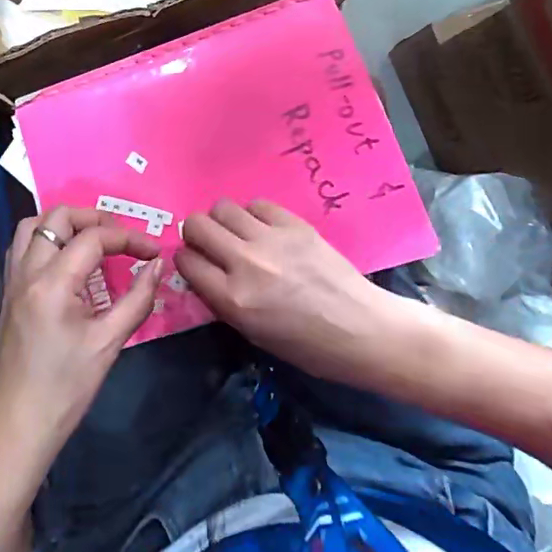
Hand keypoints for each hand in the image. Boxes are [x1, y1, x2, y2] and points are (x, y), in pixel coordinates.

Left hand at [0, 207, 162, 520]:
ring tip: (94, 244)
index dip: (129, 238)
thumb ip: (136, 300)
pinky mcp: (7, 294)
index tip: (154, 252)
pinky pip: (22, 248)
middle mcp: (26, 271)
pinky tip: (68, 264)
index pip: (93, 238)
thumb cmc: (65, 391)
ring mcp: (12, 281)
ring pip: (32, 227)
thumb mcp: (108, 345)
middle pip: (56, 217)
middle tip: (123, 239)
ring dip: (64, 225)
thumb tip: (156, 266)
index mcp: (52, 282)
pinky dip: (46, 241)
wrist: (14, 427)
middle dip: (94, 219)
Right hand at [177, 199, 420, 385]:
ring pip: (223, 207)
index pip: (186, 261)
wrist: (365, 331)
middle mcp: (246, 264)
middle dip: (195, 233)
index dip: (186, 260)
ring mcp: (272, 241)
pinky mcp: (295, 226)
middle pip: (197, 224)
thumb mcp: (251, 333)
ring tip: (237, 234)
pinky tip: (264, 230)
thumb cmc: (307, 346)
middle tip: (210, 244)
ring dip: (222, 220)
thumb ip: (221, 299)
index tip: (195, 264)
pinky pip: (257, 204)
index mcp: (233, 298)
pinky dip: (253, 215)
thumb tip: (203, 272)